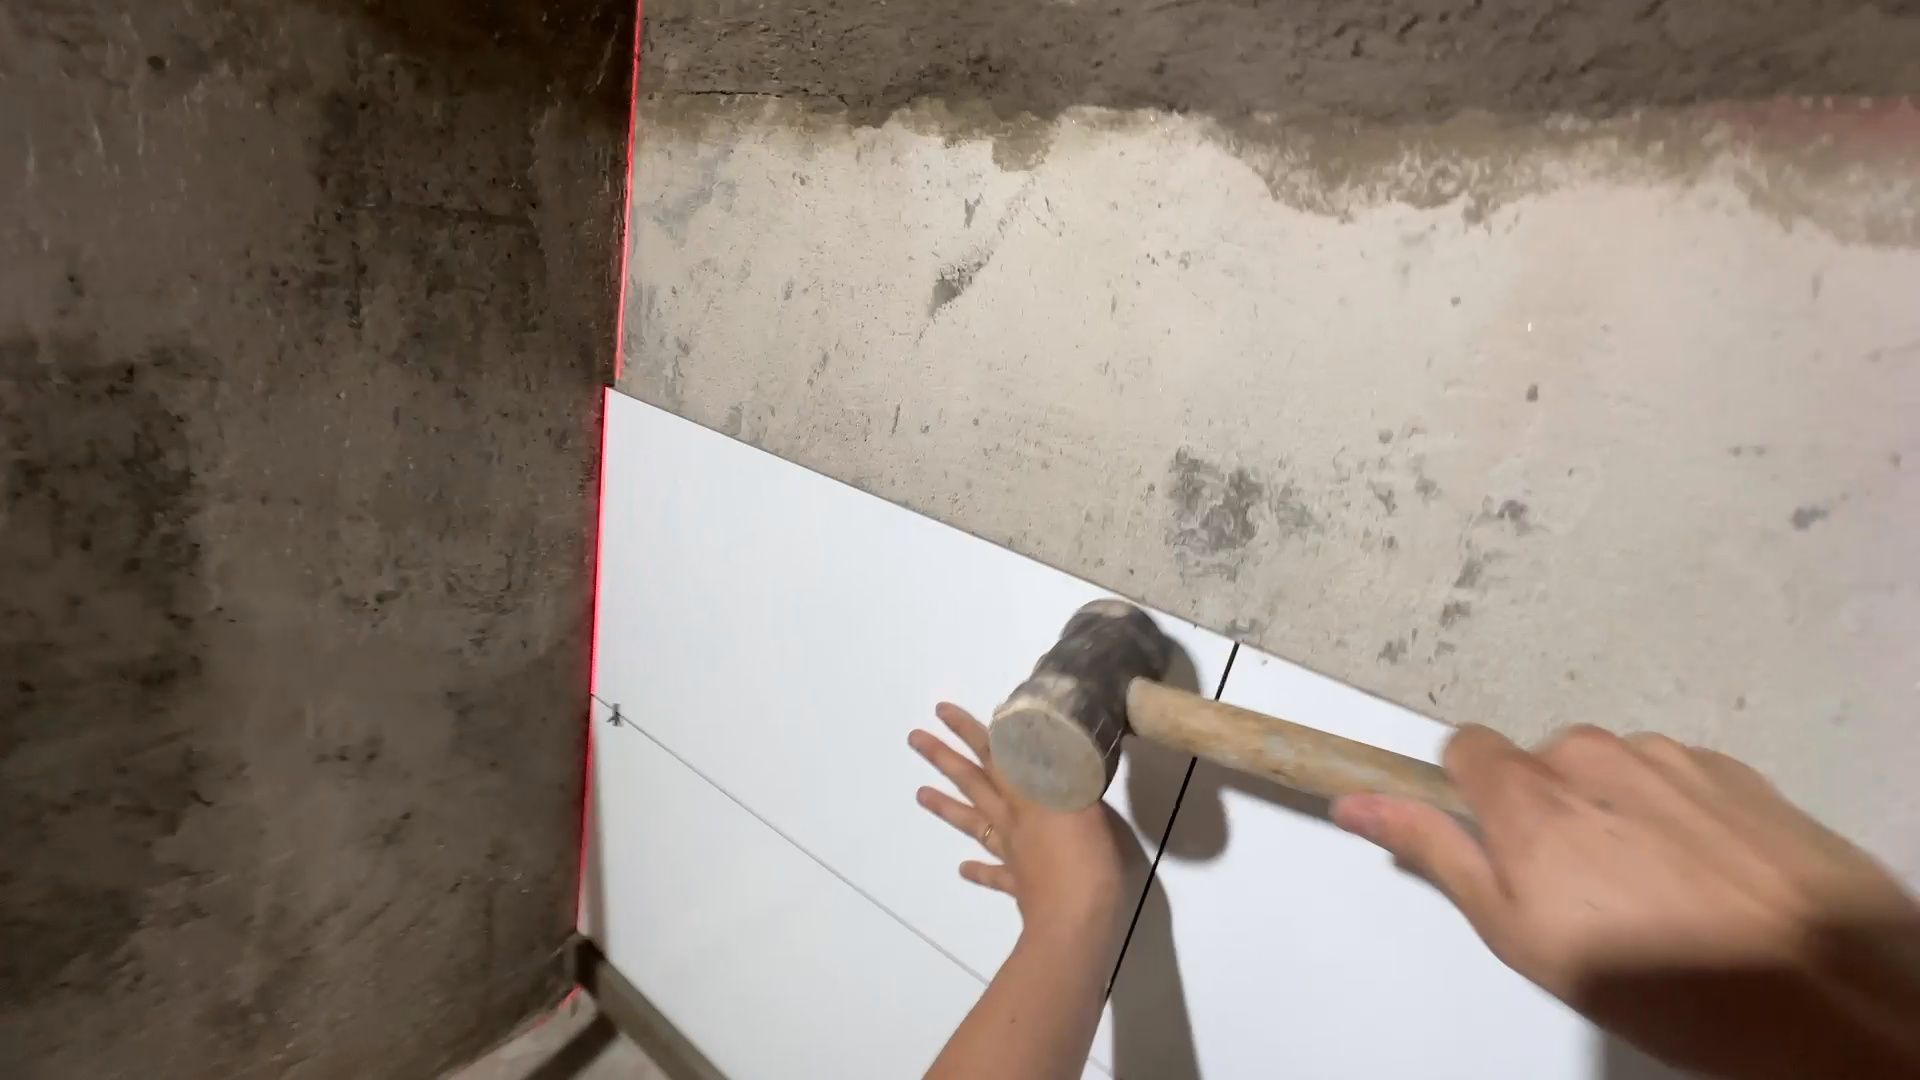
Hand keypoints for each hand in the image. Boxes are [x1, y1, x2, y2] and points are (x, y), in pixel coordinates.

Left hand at [909, 702, 1124, 937]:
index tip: (942, 712)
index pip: (993, 753)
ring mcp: (1011, 853)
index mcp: (1025, 795)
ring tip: (919, 794)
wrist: (1075, 920)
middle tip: (914, 739)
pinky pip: (994, 875)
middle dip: (944, 757)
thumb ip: (1064, 766)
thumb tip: (1052, 735)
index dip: (968, 731)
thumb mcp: (1081, 798)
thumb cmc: (1084, 855)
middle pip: (972, 782)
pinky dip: (978, 870)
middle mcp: (1011, 819)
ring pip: (972, 822)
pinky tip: (963, 868)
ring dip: (946, 807)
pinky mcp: (1018, 885)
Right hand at [1333, 724, 1919, 1079]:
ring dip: (1614, 806)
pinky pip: (1677, 774)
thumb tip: (1350, 802)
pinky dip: (1678, 809)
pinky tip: (1717, 872)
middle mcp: (1589, 756)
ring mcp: (1670, 759)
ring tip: (1663, 883)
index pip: (1464, 744)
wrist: (1851, 1012)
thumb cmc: (1656, 980)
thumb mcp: (1518, 933)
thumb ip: (1431, 850)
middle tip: (1590, 882)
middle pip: (1539, 761)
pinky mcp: (1741, 773)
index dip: (1474, 790)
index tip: (1502, 837)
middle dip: (1549, 805)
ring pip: (1608, 767)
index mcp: (1526, 793)